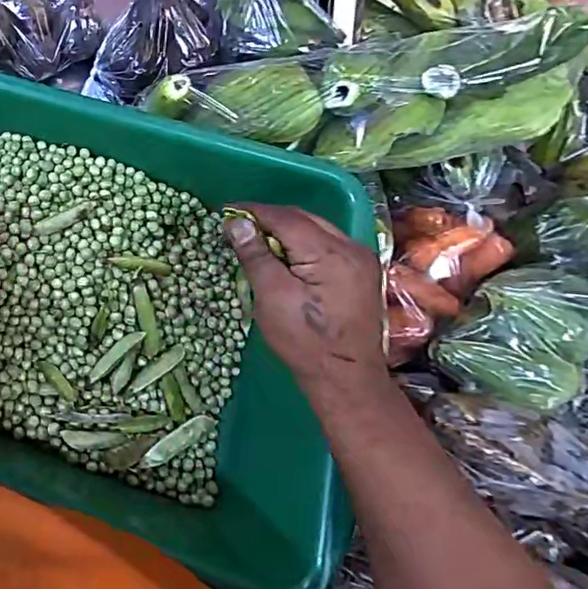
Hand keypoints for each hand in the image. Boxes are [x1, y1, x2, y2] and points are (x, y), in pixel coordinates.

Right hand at [223, 203, 385, 386]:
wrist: (345, 377)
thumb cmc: (304, 339)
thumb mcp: (271, 295)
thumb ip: (255, 255)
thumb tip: (237, 222)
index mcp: (329, 252)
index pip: (285, 218)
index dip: (254, 211)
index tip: (226, 212)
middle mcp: (351, 248)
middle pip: (303, 219)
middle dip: (269, 218)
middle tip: (237, 226)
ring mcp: (361, 260)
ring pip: (316, 229)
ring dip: (285, 229)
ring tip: (257, 239)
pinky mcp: (361, 273)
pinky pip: (327, 244)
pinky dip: (302, 242)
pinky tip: (285, 256)